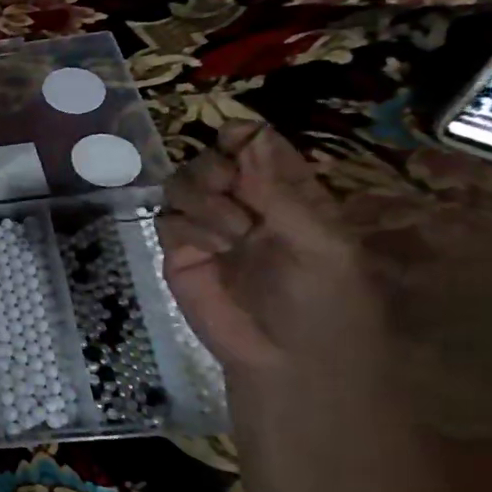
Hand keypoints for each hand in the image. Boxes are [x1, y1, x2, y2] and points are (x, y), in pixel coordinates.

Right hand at [159, 122, 383, 387]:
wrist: (288, 360)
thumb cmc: (326, 301)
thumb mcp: (321, 240)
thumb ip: (280, 189)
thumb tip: (248, 132)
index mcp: (286, 193)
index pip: (254, 145)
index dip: (240, 137)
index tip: (235, 142)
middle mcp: (242, 204)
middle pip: (207, 159)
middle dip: (216, 171)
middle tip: (234, 194)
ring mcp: (206, 228)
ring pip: (180, 186)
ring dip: (203, 201)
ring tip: (231, 236)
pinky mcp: (178, 253)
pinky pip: (165, 221)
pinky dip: (186, 229)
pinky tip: (210, 251)